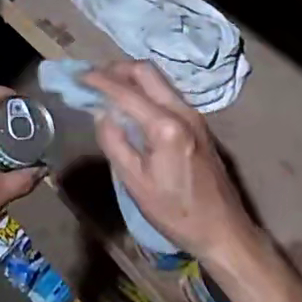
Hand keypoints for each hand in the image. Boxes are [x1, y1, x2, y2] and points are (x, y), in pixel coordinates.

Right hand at [83, 61, 259, 263]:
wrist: (226, 233)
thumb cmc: (176, 211)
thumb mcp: (134, 180)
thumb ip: (113, 140)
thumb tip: (100, 112)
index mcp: (166, 127)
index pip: (125, 91)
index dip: (97, 80)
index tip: (76, 76)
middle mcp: (183, 112)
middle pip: (145, 71)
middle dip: (115, 69)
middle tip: (91, 78)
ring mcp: (194, 117)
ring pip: (157, 80)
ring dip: (129, 77)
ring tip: (106, 89)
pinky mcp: (198, 125)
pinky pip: (165, 93)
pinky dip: (143, 89)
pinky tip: (129, 105)